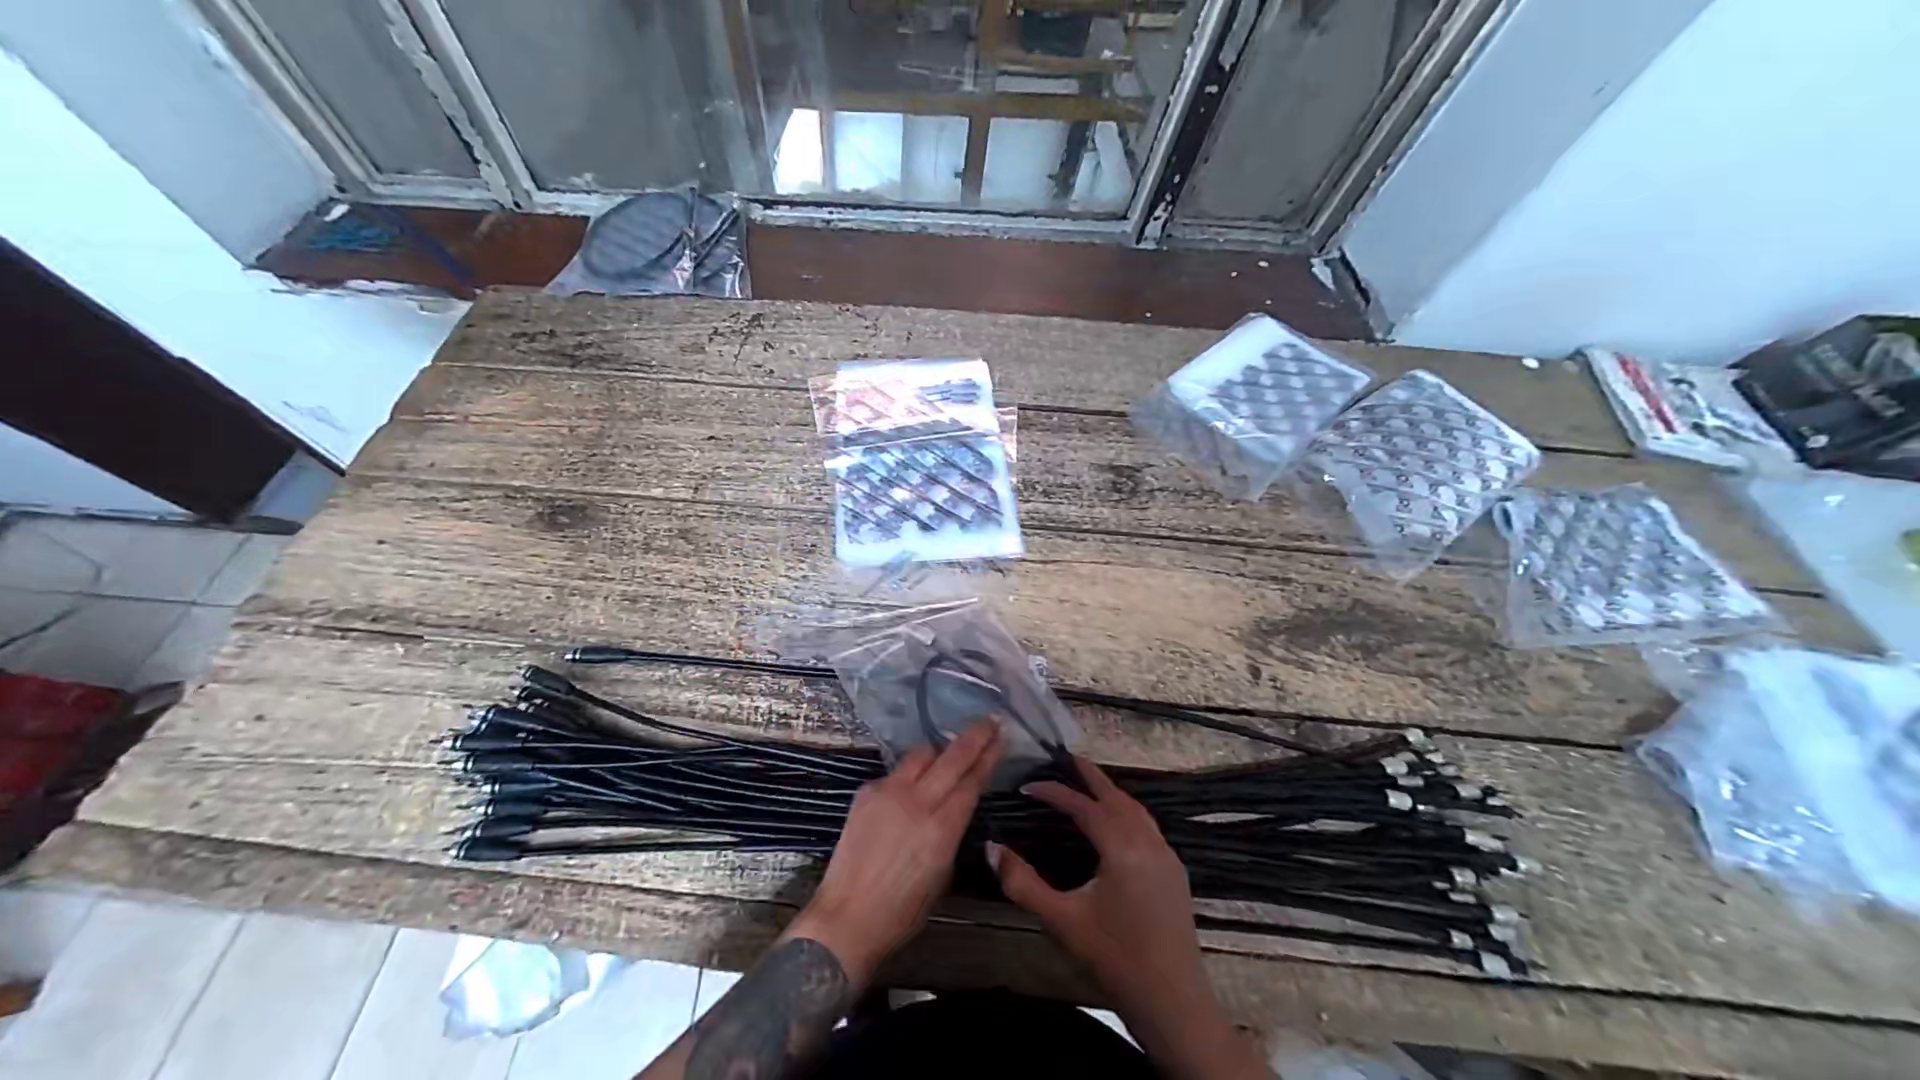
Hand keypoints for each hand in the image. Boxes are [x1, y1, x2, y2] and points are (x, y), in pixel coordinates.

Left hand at [783, 720, 1002, 987]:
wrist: (847, 918)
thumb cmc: (903, 911)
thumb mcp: (943, 874)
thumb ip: (952, 833)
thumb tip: (955, 809)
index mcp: (943, 826)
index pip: (973, 780)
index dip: (989, 756)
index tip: (1001, 737)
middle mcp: (917, 800)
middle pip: (953, 757)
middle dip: (974, 736)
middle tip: (989, 721)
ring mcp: (888, 792)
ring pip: (921, 754)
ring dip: (939, 751)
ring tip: (947, 753)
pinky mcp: (866, 793)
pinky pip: (894, 773)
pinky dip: (908, 775)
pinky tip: (909, 788)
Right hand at [989, 757, 1267, 1079]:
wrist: (1172, 1000)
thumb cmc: (1113, 957)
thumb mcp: (1061, 920)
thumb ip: (1022, 882)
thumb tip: (992, 848)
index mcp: (1122, 846)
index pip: (1083, 804)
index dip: (1054, 791)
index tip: (1026, 785)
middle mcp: (1148, 841)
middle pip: (1116, 796)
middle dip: (1089, 775)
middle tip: (1064, 758)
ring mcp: (1166, 856)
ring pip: (1136, 809)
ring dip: (1110, 792)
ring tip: (1086, 785)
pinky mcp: (1174, 872)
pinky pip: (1147, 827)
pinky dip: (1126, 812)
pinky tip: (1114, 825)